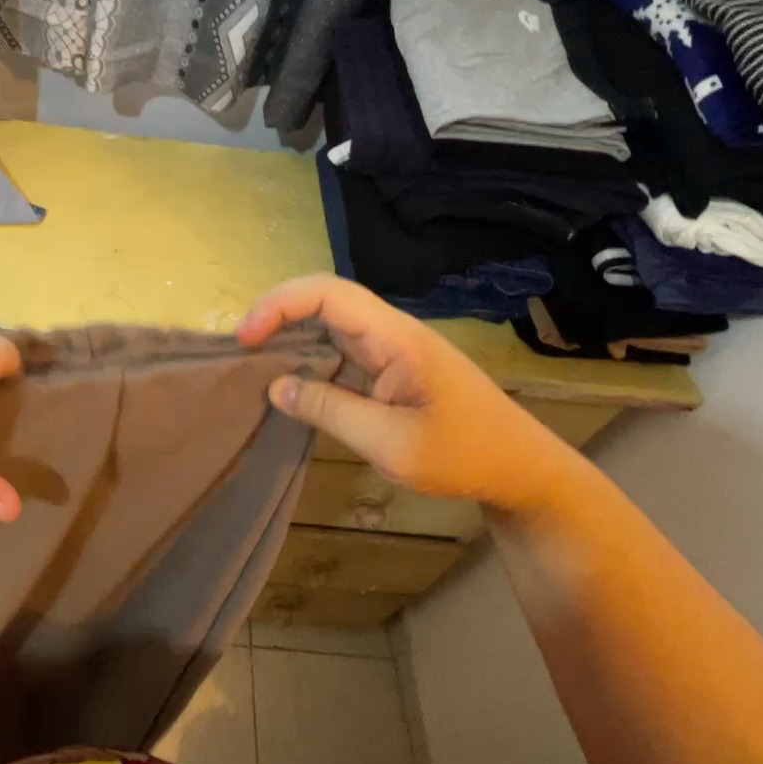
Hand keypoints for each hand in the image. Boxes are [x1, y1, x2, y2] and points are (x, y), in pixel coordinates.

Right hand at [237, 276, 582, 510]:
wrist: (520, 469)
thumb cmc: (463, 456)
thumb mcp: (390, 443)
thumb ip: (329, 410)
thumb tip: (275, 386)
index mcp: (396, 338)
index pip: (328, 294)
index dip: (280, 304)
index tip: (246, 338)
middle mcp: (391, 332)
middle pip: (325, 299)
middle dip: (278, 314)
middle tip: (242, 350)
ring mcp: (392, 349)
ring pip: (330, 323)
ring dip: (291, 335)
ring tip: (256, 364)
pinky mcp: (392, 368)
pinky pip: (342, 349)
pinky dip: (310, 358)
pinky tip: (292, 381)